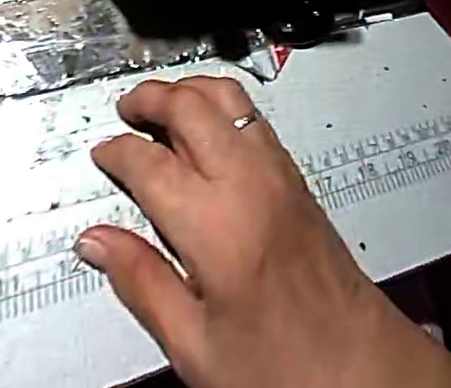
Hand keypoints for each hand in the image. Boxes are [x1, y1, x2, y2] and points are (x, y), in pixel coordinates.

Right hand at [80, 76, 450, 387]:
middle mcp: (249, 182)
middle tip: (126, 108)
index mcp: (216, 227)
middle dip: (152, 97)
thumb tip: (97, 244)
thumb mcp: (194, 342)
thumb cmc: (282, 361)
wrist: (353, 356)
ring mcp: (277, 169)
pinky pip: (253, 115)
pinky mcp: (294, 171)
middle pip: (192, 107)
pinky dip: (221, 102)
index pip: (151, 163)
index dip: (118, 151)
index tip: (103, 152)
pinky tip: (207, 119)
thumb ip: (141, 282)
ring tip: (163, 100)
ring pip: (229, 98)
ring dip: (190, 90)